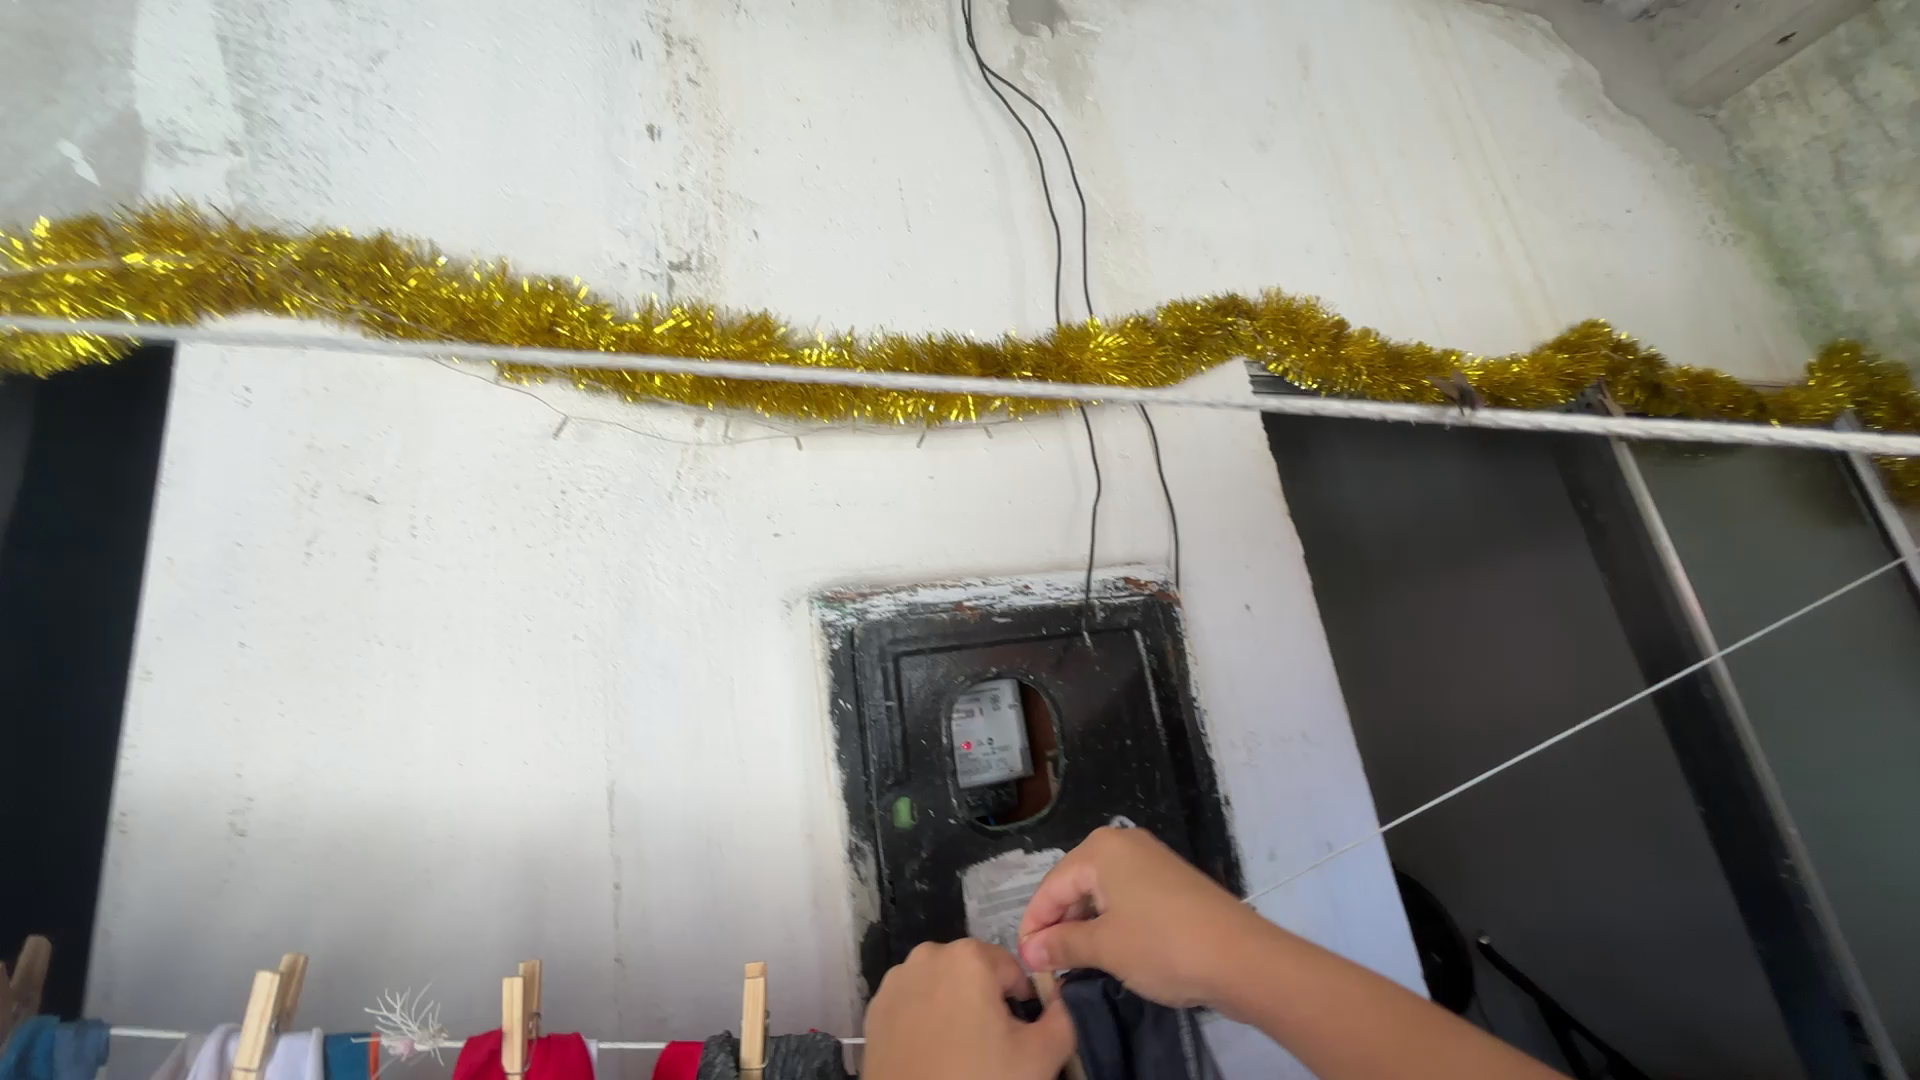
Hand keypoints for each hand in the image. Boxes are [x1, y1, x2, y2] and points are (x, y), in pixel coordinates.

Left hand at [861, 939, 1074, 1079]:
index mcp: (970, 956)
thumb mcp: (1040, 1056)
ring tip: (958, 1053)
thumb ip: (1064, 1017)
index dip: (1019, 1005)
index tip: (1014, 1038)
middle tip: (987, 1048)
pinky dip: (924, 1019)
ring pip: (942, 986)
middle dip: (985, 1004)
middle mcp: (930, 954)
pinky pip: (913, 1002)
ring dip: (954, 1008)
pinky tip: (930, 1053)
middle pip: (974, 975)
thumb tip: (1065, 997)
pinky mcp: (876, 1006)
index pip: (1011, 971)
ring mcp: (898, 979)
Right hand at [1018, 826, 1274, 1009]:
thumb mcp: (1105, 947)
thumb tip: (1031, 951)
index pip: (1051, 886)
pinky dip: (1111, 921)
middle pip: (1074, 884)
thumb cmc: (1163, 944)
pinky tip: (1108, 950)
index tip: (1026, 962)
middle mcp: (1122, 843)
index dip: (1034, 925)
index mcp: (1100, 849)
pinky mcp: (1169, 880)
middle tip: (1048, 967)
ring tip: (1075, 963)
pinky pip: (1125, 896)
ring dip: (1084, 926)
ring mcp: (1149, 859)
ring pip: (1100, 892)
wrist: (1242, 957)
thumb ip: (1062, 945)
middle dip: (1058, 924)